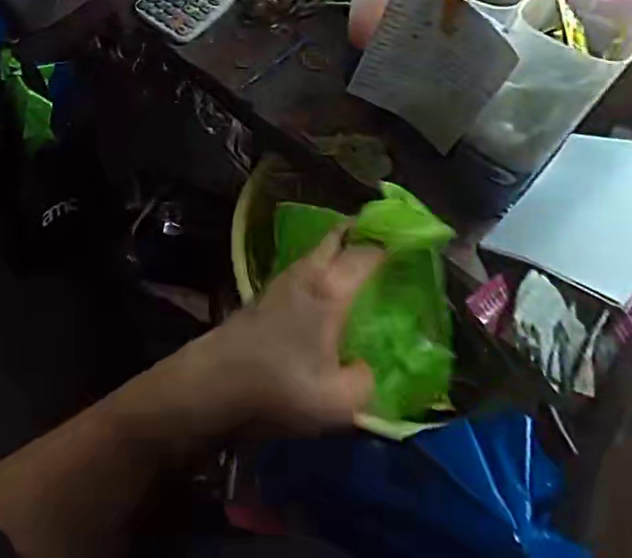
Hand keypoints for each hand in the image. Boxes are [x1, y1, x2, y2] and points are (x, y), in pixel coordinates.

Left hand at [191, 223, 383, 433]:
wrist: (215, 381)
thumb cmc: (280, 385)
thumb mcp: (339, 401)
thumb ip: (366, 382)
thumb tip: (365, 367)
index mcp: (329, 289)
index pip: (366, 252)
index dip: (392, 243)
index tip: (415, 240)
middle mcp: (306, 273)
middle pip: (336, 236)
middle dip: (362, 231)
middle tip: (389, 240)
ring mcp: (282, 280)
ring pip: (318, 252)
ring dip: (340, 250)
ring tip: (367, 266)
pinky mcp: (266, 294)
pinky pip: (305, 269)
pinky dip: (323, 269)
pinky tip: (332, 294)